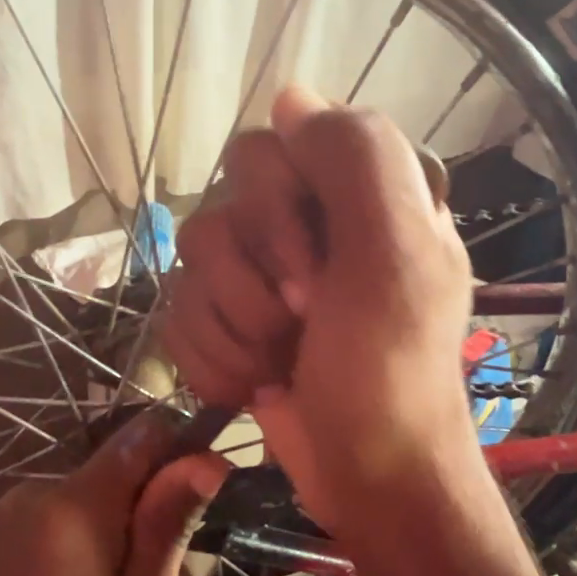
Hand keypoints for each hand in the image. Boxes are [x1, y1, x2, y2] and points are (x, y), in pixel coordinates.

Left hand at [0, 410, 227, 575]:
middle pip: (125, 488)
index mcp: (71, 507)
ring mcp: (10, 520)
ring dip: (138, 567)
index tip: (210, 507)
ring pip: (101, 519)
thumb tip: (206, 460)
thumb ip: (169, 525)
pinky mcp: (0, 546)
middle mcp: (33, 496)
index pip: (143, 438)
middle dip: (165, 544)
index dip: (184, 460)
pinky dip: (102, 569)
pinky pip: (69, 536)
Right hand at [164, 85, 480, 532]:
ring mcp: (263, 279)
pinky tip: (256, 387)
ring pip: (192, 264)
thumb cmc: (390, 372)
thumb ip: (356, 157)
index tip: (317, 270)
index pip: (275, 145)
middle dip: (252, 280)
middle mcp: (306, 227)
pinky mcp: (230, 328)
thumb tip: (289, 97)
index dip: (279, 211)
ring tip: (280, 363)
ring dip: (233, 327)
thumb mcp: (397, 254)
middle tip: (302, 320)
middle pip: (222, 205)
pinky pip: (179, 316)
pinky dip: (215, 360)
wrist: (368, 478)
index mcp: (358, 196)